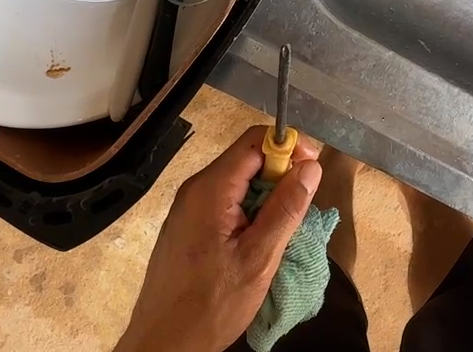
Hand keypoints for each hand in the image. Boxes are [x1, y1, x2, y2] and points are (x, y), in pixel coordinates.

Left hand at [118, 126, 322, 351]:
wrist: (162, 349)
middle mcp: (196, 189)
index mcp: (211, 189)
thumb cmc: (210, 306)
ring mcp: (189, 207)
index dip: (287, 147)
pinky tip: (257, 240)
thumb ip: (286, 208)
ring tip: (281, 227)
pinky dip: (248, 209)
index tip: (311, 170)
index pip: (255, 141)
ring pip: (238, 180)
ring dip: (266, 194)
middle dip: (279, 174)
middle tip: (299, 205)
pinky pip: (225, 199)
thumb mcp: (258, 258)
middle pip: (246, 158)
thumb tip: (311, 166)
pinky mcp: (187, 225)